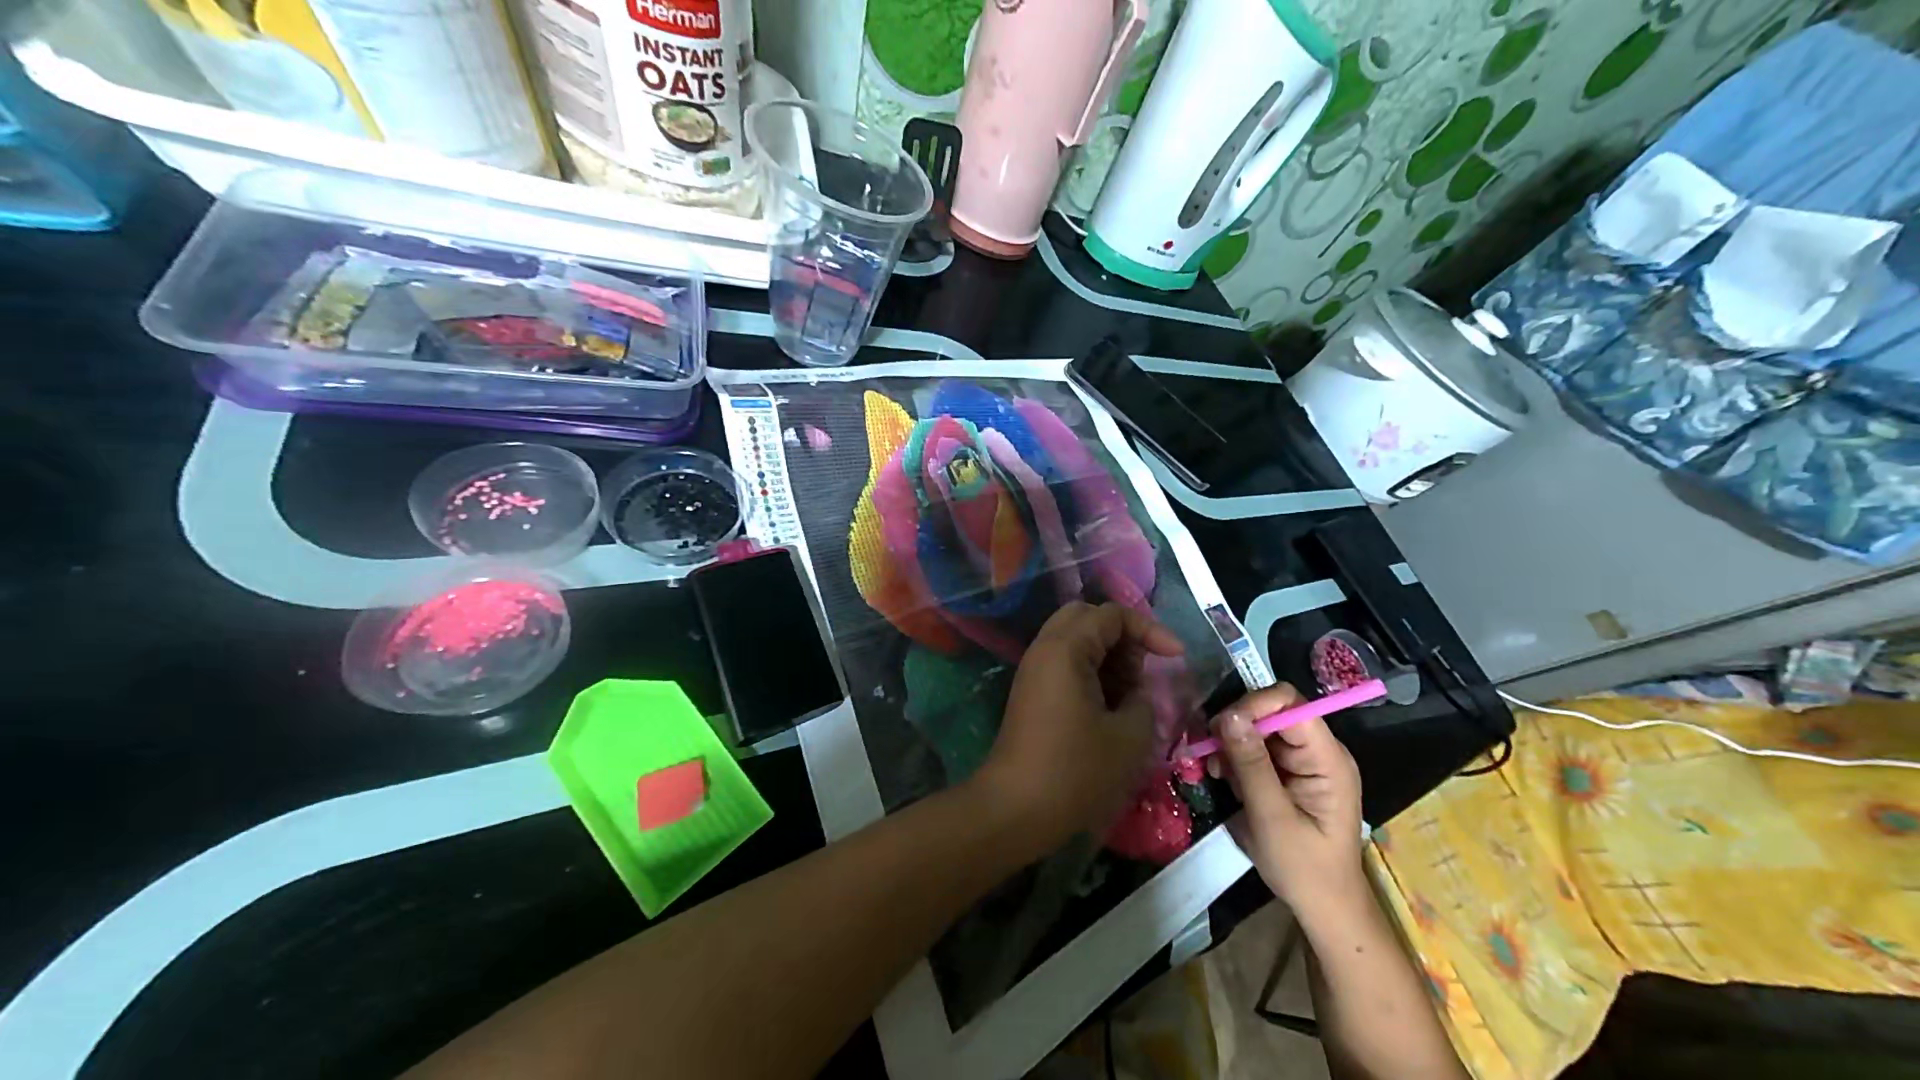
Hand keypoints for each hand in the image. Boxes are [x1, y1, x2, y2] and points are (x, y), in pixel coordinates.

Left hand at [972, 602, 1183, 850]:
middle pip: (1087, 619)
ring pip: (1075, 642)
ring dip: (1108, 657)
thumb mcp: (1129, 736)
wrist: (1016, 808)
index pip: (1111, 614)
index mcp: (1064, 649)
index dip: (1150, 629)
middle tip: (1145, 670)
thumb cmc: (1076, 770)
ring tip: (1132, 693)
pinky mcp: (1032, 694)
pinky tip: (1111, 706)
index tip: (1176, 657)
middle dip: (1123, 637)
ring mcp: (1034, 672)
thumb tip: (1135, 693)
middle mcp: (1044, 650)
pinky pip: (1065, 665)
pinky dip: (1092, 673)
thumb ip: (1143, 700)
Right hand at [1210, 685, 1366, 918]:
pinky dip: (1234, 757)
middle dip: (1236, 726)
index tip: (1221, 728)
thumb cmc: (1304, 868)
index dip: (1254, 705)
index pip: (1290, 703)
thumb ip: (1251, 764)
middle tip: (1208, 752)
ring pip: (1258, 728)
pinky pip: (1255, 748)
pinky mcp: (1287, 773)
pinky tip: (1222, 776)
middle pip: (1271, 712)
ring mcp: (1302, 762)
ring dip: (1230, 743)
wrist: (1324, 907)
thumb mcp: (1272, 817)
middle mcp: (1317, 751)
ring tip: (1214, 770)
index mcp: (1327, 759)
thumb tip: (1228, 715)